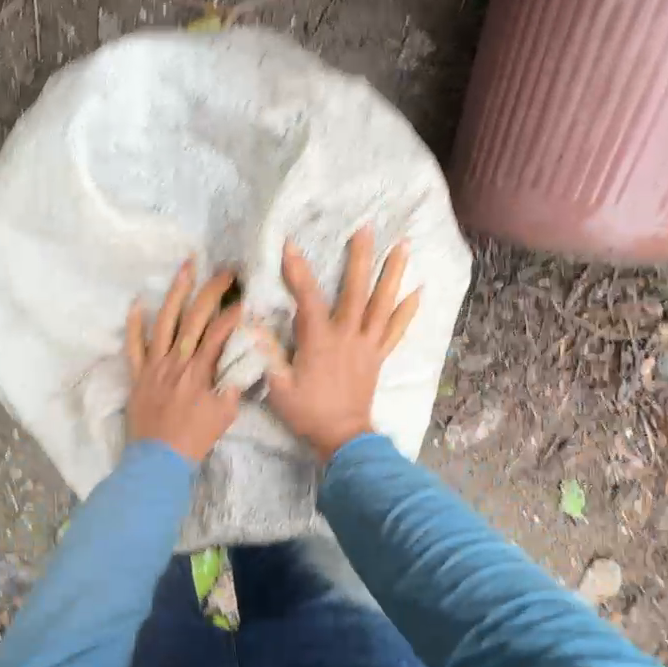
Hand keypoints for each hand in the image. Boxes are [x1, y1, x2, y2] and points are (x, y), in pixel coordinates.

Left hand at [125, 259, 245, 462]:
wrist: (158, 458)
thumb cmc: (194, 439)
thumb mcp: (225, 414)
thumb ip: (232, 385)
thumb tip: (242, 362)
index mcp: (200, 370)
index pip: (220, 332)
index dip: (234, 312)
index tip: (246, 297)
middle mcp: (177, 361)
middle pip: (195, 318)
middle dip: (212, 291)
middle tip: (225, 271)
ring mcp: (154, 365)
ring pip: (164, 322)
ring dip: (176, 293)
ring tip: (186, 268)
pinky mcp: (137, 375)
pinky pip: (133, 346)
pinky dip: (134, 324)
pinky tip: (137, 303)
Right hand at [259, 226, 420, 461]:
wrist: (342, 437)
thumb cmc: (307, 413)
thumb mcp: (277, 386)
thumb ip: (267, 353)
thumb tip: (251, 324)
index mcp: (319, 341)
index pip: (308, 299)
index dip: (298, 272)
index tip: (291, 245)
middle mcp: (347, 337)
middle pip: (356, 291)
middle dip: (360, 258)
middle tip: (367, 229)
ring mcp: (367, 345)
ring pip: (382, 304)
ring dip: (392, 273)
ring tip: (403, 246)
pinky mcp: (378, 357)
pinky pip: (396, 329)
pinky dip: (407, 310)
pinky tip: (416, 290)